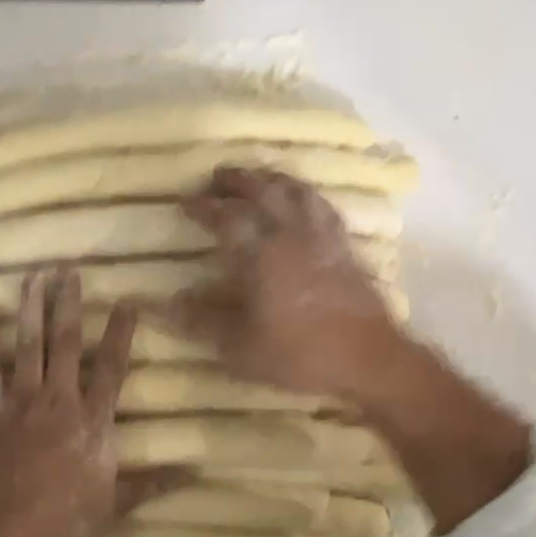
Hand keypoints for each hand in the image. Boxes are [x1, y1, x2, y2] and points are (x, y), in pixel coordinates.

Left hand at [0, 270, 187, 536]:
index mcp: (93, 423)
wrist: (1, 530)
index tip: (127, 301)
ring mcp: (22, 403)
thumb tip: (193, 473)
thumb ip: (150, 485)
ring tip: (34, 276)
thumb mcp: (112, 507)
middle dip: (69, 304)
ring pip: (29, 346)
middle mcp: (60, 402)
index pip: (113, 368)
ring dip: (31, 308)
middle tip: (69, 270)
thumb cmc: (59, 522)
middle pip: (68, 344)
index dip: (121, 333)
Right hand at [156, 166, 408, 403]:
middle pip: (264, 193)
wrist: (368, 360)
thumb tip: (167, 304)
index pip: (227, 218)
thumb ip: (202, 321)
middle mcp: (292, 236)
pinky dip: (305, 196)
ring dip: (273, 180)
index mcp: (261, 256)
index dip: (204, 206)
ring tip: (258, 178)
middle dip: (238, 181)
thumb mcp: (238, 347)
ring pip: (297, 193)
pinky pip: (322, 207)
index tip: (185, 200)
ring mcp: (323, 238)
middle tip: (217, 176)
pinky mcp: (346, 247)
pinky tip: (302, 200)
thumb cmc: (297, 355)